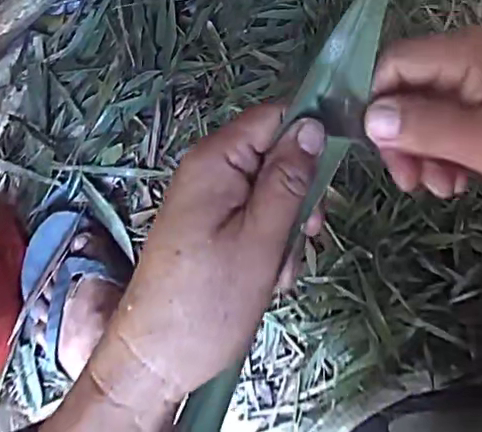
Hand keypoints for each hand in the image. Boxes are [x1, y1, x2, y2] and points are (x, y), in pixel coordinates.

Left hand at [82, 104, 325, 411]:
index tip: (329, 172)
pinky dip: (269, 240)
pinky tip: (267, 276)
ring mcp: (208, 196)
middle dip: (299, 191)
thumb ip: (290, 178)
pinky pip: (253, 212)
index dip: (307, 134)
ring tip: (280, 268)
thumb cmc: (209, 302)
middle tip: (308, 233)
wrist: (152, 366)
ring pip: (270, 187)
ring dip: (287, 224)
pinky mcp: (210, 222)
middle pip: (275, 152)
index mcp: (216, 158)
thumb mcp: (261, 239)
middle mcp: (209, 166)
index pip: (274, 115)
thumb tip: (313, 124)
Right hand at [365, 28, 481, 198]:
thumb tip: (369, 117)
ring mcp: (481, 77)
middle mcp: (466, 56)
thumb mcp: (481, 141)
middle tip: (410, 182)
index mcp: (462, 52)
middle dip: (404, 135)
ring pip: (429, 108)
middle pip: (410, 88)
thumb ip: (423, 126)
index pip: (395, 61)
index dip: (379, 102)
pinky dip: (447, 149)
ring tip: (441, 188)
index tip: (380, 149)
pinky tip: (458, 179)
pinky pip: (453, 118)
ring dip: (425, 149)